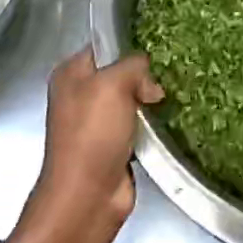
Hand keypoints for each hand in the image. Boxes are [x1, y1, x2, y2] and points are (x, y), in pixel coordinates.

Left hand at [29, 49, 163, 232]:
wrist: (86, 195)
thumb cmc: (93, 133)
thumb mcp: (113, 85)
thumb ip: (133, 68)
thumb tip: (150, 82)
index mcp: (70, 73)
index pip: (102, 48)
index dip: (127, 48)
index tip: (156, 52)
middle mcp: (79, 95)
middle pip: (118, 75)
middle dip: (142, 79)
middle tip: (167, 80)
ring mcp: (95, 123)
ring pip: (129, 103)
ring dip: (148, 105)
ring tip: (172, 100)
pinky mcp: (111, 147)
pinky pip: (135, 128)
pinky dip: (149, 129)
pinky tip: (167, 124)